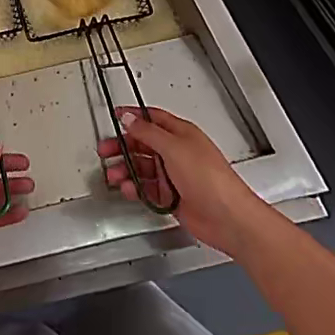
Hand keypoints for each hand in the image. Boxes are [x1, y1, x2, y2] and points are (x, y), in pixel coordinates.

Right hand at [99, 107, 276, 258]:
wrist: (228, 218)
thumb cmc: (212, 180)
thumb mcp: (174, 148)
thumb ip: (148, 132)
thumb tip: (130, 118)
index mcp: (182, 134)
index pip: (152, 118)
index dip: (133, 116)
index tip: (116, 116)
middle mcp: (178, 153)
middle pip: (144, 144)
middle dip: (123, 146)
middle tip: (106, 150)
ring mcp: (176, 176)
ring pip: (144, 168)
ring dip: (126, 170)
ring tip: (114, 174)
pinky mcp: (173, 197)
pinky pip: (148, 189)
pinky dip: (136, 189)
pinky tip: (129, 189)